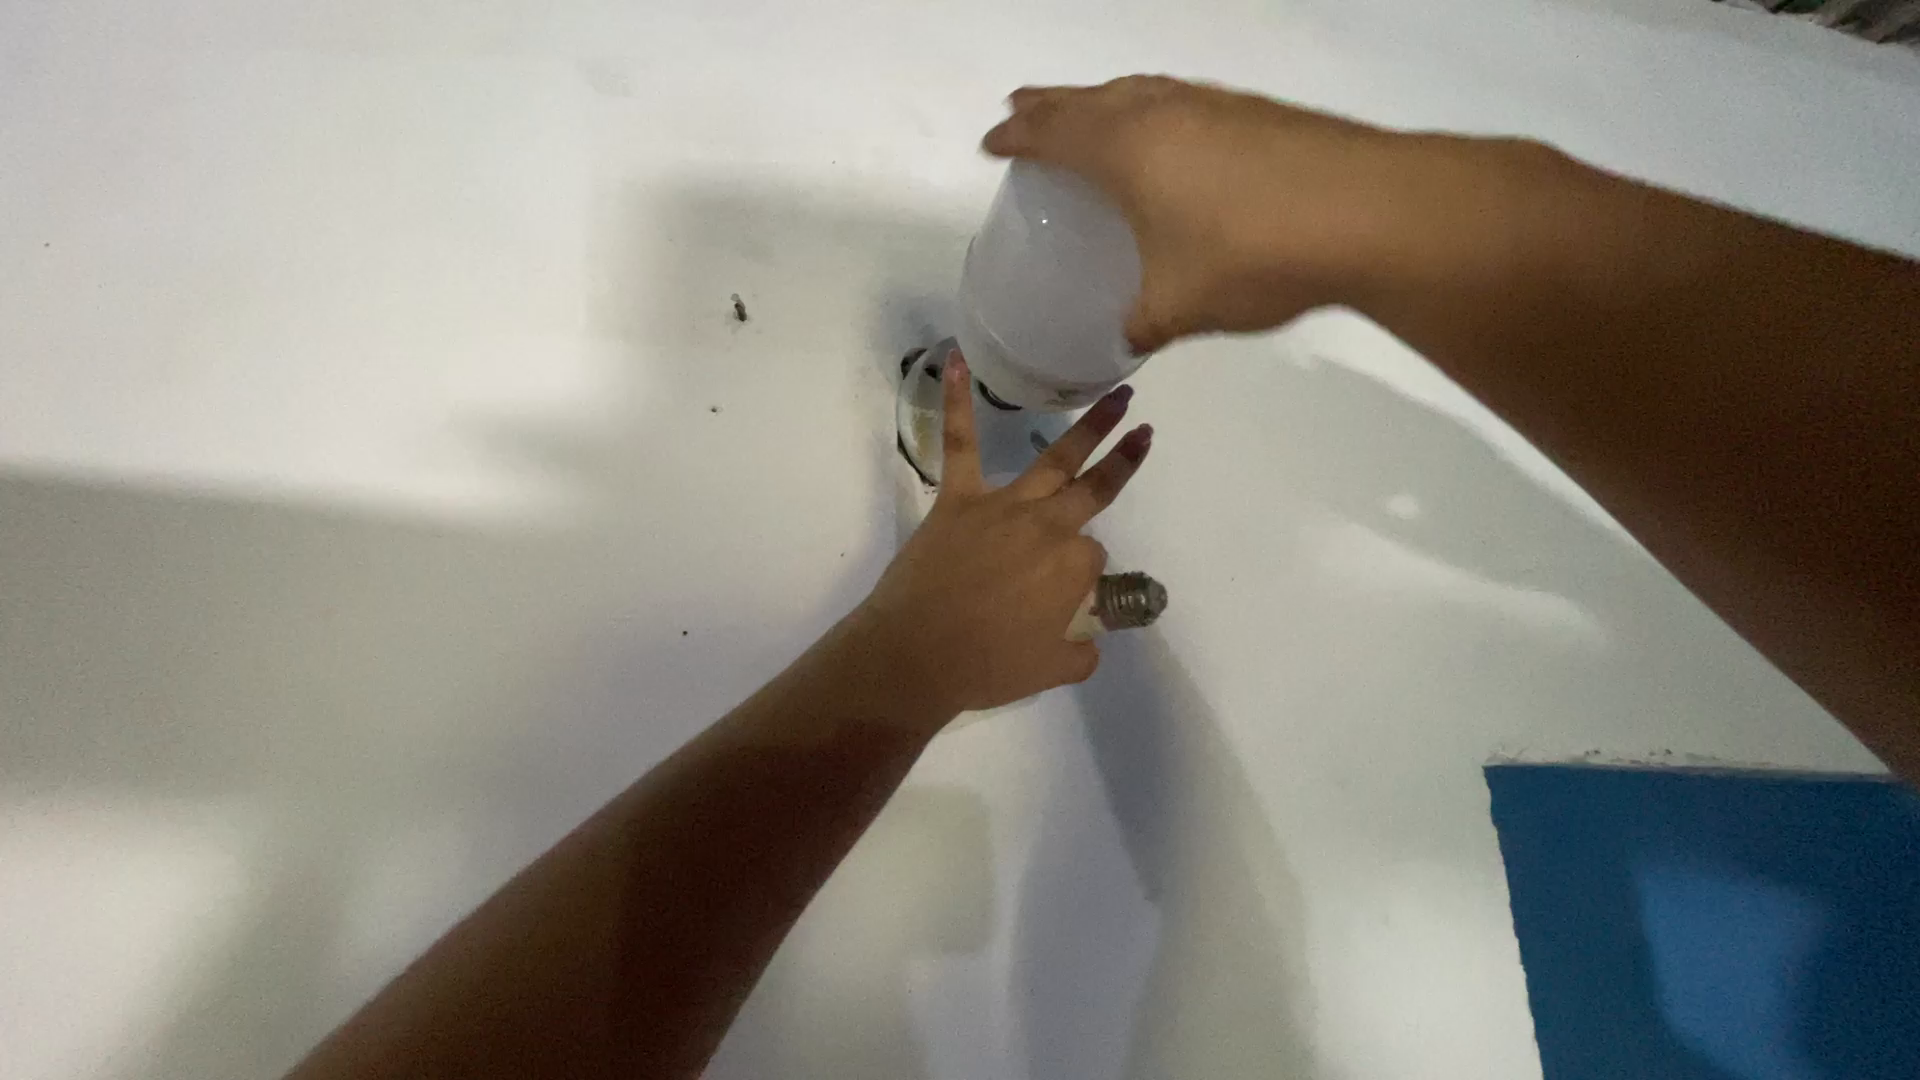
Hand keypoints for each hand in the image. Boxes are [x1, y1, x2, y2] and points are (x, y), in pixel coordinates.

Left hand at [855, 351, 1151, 714]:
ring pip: (1055, 460)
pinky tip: (956, 362)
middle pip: (1094, 489)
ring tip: (1118, 398)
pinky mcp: (959, 498)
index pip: (1092, 557)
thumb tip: (1088, 642)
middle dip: (1123, 458)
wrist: (916, 657)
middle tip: (1144, 430)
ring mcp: (1004, 506)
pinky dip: (956, 403)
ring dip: (1089, 427)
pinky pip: (959, 443)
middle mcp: (1048, 526)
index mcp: (1073, 567)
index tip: (1057, 594)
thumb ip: (1081, 653)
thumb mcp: (1051, 670)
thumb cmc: (985, 667)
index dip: (1079, 576)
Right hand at [982, 75, 1498, 351]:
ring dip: (1100, 100)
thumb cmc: (1252, 257)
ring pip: (1138, 91)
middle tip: (1020, 110)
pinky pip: (1178, 100)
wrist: (1370, 214)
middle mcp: (1165, 114)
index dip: (1018, 138)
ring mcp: (1213, 105)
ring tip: (1084, 114)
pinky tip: (1163, 133)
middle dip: (1049, 105)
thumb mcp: (1178, 307)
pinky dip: (1149, 109)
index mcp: (1129, 152)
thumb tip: (1126, 339)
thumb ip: (1139, 324)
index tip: (991, 143)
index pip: (1055, 134)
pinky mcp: (1255, 113)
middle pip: (1090, 99)